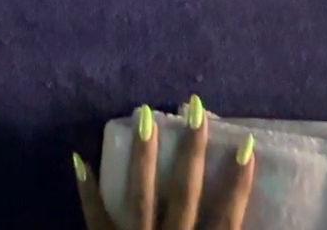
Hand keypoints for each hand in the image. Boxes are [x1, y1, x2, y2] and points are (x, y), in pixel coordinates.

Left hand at [72, 98, 256, 229]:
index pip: (227, 217)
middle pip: (185, 193)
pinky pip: (96, 217)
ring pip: (141, 195)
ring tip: (145, 114)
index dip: (239, 183)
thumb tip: (245, 199)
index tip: (246, 142)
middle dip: (191, 151)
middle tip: (196, 107)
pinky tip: (79, 157)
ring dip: (143, 155)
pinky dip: (87, 190)